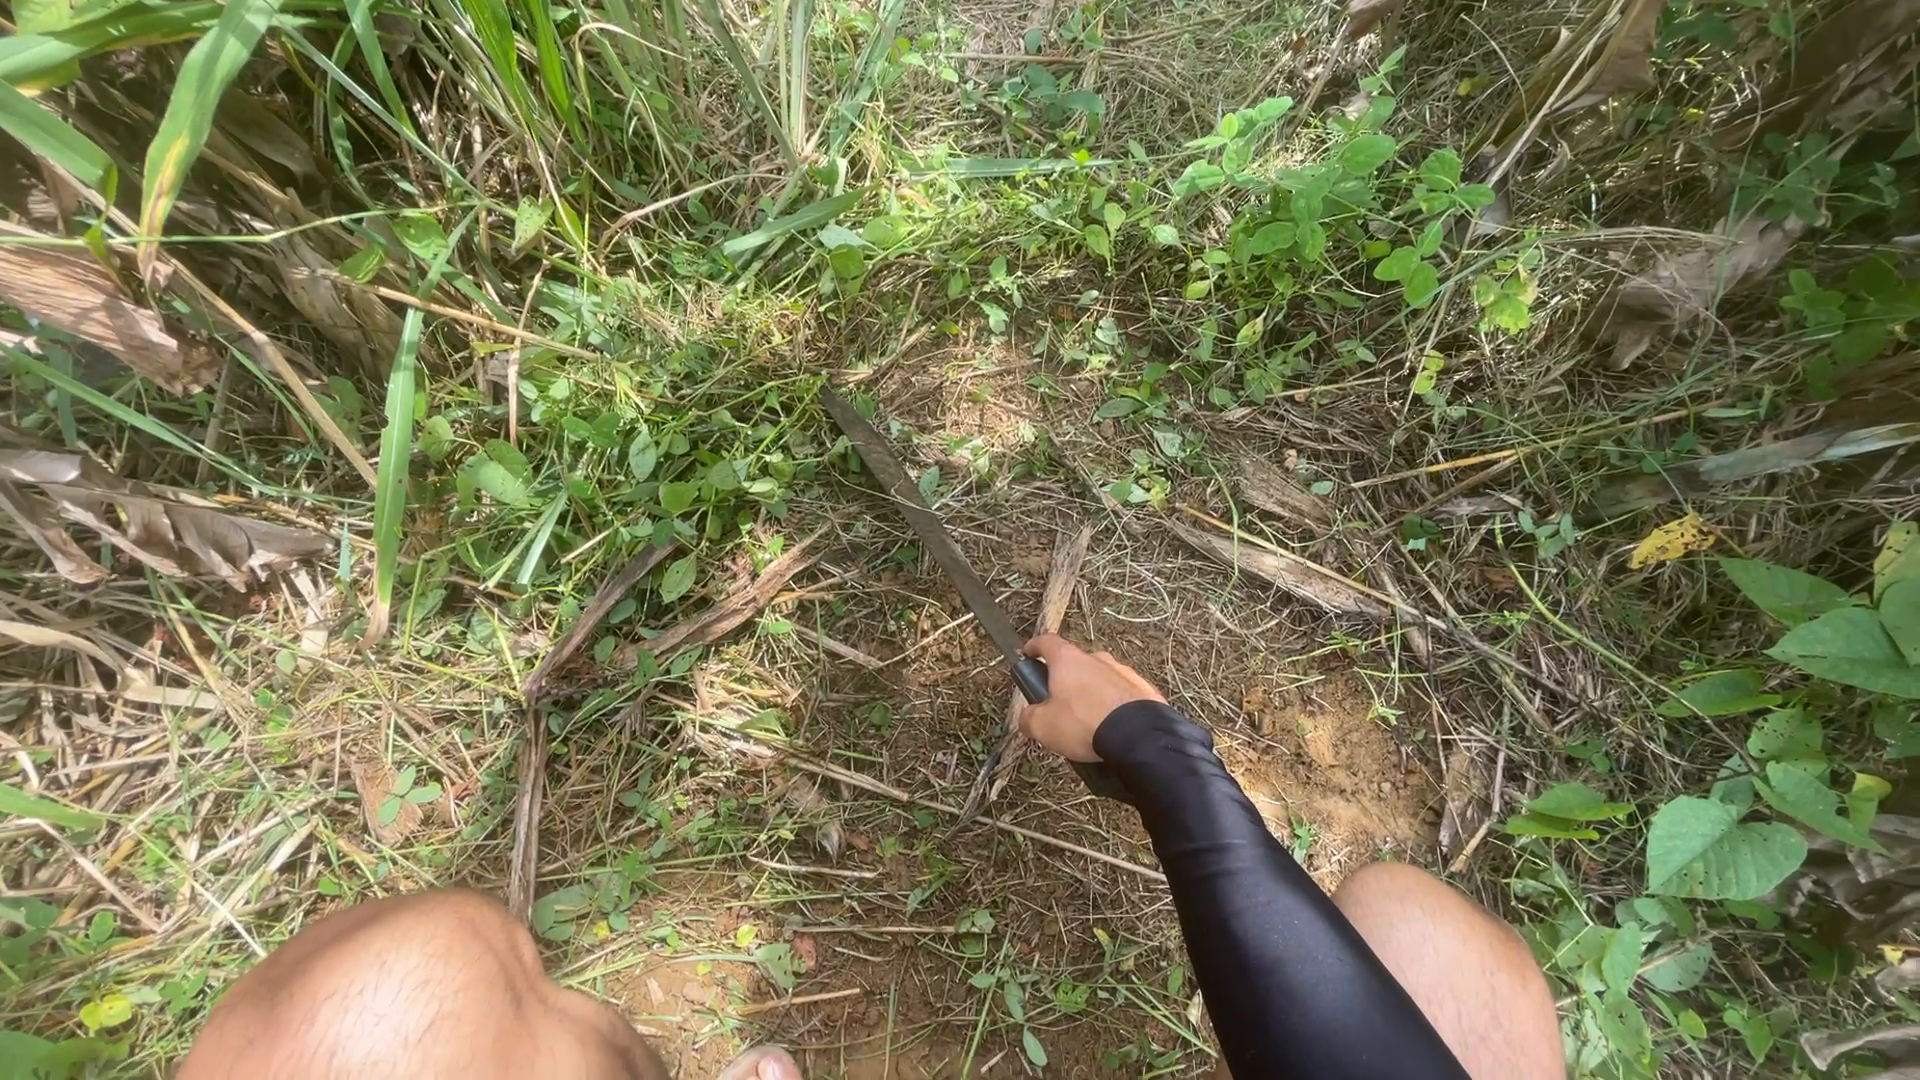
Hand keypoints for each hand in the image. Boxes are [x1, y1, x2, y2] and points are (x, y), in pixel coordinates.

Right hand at [1017, 634, 1165, 761]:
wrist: (1139, 736)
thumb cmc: (1085, 724)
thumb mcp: (1043, 726)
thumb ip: (1028, 717)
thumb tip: (1027, 716)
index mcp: (1068, 660)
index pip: (1046, 642)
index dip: (1034, 646)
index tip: (1028, 653)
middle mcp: (1096, 659)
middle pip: (1074, 662)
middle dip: (1065, 678)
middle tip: (1058, 702)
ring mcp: (1122, 671)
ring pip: (1100, 677)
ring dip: (1091, 691)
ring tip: (1088, 720)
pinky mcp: (1143, 688)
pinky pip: (1121, 692)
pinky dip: (1114, 703)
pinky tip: (1112, 725)